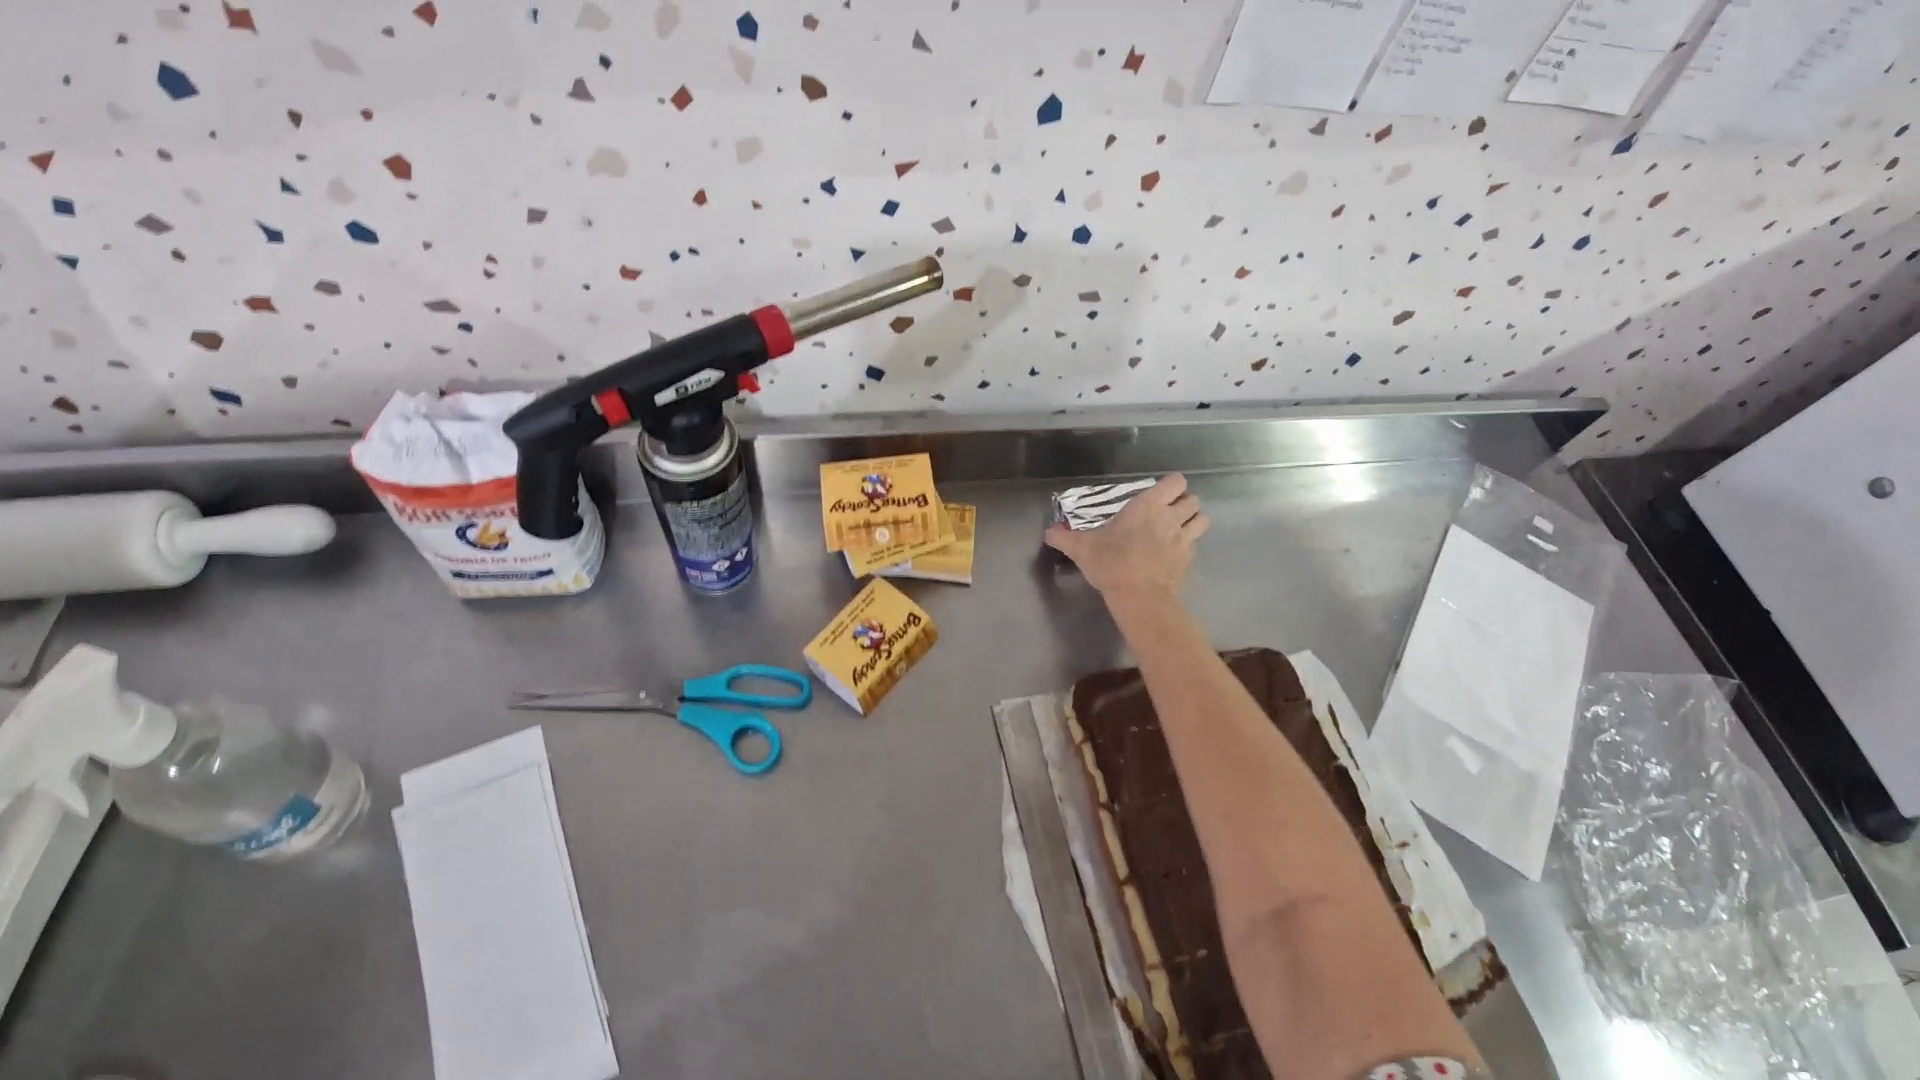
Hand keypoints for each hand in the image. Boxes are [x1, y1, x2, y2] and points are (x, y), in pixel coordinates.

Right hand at [1045, 474, 1209, 602]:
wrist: (1139, 596)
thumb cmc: (1111, 563)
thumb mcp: (1082, 548)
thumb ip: (1064, 538)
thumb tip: (1049, 532)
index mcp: (1148, 505)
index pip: (1176, 482)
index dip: (1172, 485)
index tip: (1159, 494)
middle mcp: (1171, 517)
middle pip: (1193, 499)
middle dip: (1184, 503)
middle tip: (1167, 512)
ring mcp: (1184, 539)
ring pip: (1202, 520)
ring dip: (1193, 521)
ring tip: (1178, 529)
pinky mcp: (1188, 560)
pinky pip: (1195, 545)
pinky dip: (1189, 545)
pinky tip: (1174, 553)